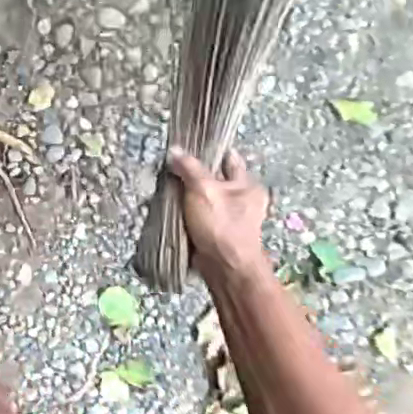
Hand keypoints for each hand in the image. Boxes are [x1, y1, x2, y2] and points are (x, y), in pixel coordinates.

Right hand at [167, 149, 270, 277]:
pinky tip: (169, 206)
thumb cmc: (221, 225)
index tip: (186, 145)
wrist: (225, 268)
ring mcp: (229, 216)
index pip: (228, 158)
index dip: (208, 150)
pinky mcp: (215, 230)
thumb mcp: (203, 189)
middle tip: (169, 166)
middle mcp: (242, 198)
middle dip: (192, 173)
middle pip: (213, 177)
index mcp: (248, 185)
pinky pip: (197, 212)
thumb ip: (188, 168)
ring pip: (203, 195)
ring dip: (185, 193)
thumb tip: (174, 150)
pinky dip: (185, 209)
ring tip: (165, 186)